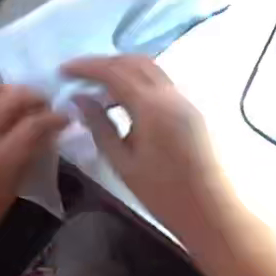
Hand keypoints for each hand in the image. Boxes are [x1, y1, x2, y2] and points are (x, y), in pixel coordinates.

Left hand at [0, 85, 67, 266]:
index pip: (34, 125)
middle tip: (44, 103)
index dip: (54, 117)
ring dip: (8, 91)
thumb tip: (42, 140)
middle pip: (12, 100)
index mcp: (0, 159)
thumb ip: (26, 162)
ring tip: (19, 96)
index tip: (64, 117)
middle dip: (33, 97)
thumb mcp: (9, 194)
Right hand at [62, 55, 238, 242]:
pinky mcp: (189, 109)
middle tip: (78, 73)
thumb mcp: (121, 163)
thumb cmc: (163, 194)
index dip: (86, 67)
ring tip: (96, 83)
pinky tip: (121, 96)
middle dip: (103, 62)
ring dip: (121, 67)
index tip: (63, 70)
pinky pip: (159, 80)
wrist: (212, 214)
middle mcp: (170, 95)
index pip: (114, 72)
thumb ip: (99, 126)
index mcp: (151, 107)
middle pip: (133, 61)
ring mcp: (183, 99)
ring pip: (149, 67)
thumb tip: (78, 98)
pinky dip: (136, 78)